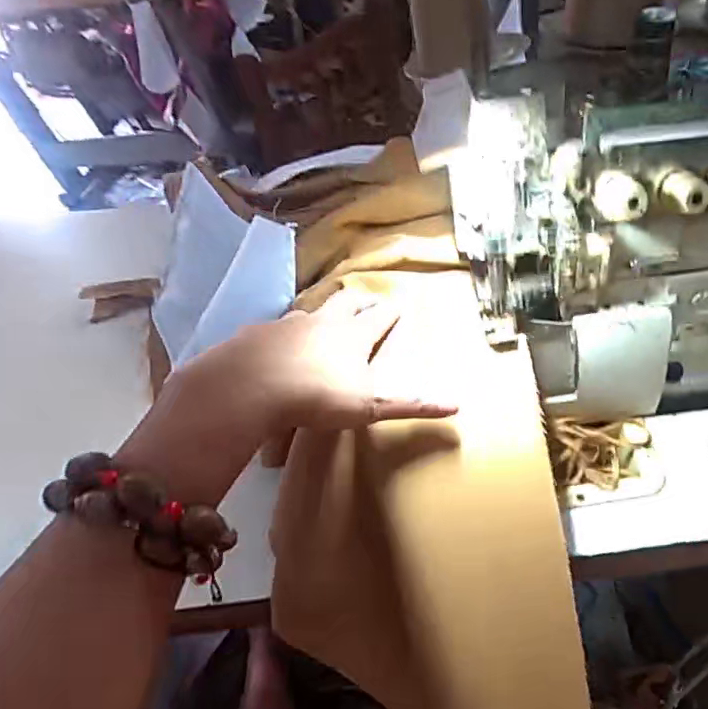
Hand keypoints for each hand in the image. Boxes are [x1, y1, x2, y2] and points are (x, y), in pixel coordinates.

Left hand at [205, 286, 455, 433]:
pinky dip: (282, 332)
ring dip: (319, 313)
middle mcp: (323, 322)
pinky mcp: (257, 333)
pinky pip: (274, 328)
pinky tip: (277, 343)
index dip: (391, 311)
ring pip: (309, 310)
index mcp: (354, 336)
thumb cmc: (319, 397)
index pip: (380, 317)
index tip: (398, 303)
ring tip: (321, 318)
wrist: (252, 387)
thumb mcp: (370, 408)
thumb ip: (410, 407)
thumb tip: (456, 406)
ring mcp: (287, 324)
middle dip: (358, 301)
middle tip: (364, 300)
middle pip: (345, 302)